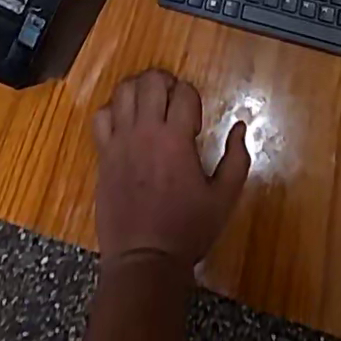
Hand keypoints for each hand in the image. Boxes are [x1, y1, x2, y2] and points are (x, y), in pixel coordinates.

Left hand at [91, 69, 249, 269]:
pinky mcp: (103, 154)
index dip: (192, 100)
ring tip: (150, 106)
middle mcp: (145, 132)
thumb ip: (236, 158)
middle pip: (151, 81)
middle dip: (166, 83)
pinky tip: (126, 124)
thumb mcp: (224, 197)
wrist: (144, 259)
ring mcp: (120, 141)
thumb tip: (240, 126)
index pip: (184, 92)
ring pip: (123, 91)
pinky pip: (100, 116)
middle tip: (173, 103)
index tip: (194, 126)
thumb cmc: (187, 229)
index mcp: (176, 139)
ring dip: (139, 90)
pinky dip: (112, 111)